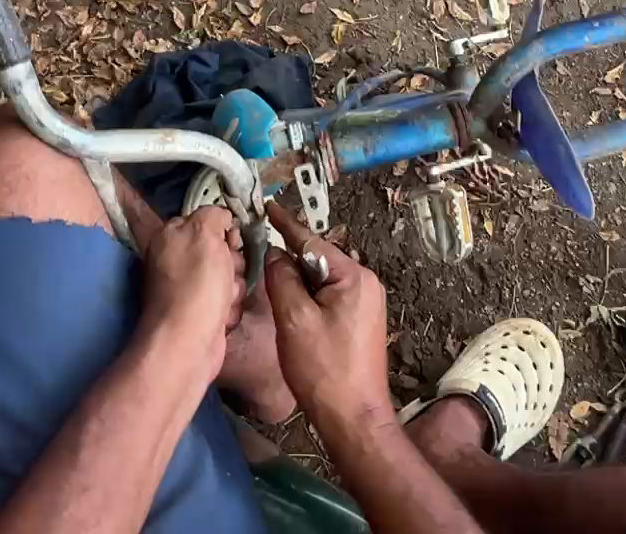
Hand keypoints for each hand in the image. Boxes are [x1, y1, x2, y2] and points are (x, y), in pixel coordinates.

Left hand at [139, 206, 243, 378]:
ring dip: (233, 287)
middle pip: (221, 250)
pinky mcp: (202, 313)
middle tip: (227, 271)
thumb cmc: (196, 283)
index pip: (204, 220)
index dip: (222, 229)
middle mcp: (176, 261)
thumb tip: (221, 216)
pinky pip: (228, 302)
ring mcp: (189, 289)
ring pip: (229, 276)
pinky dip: (229, 309)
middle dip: (232, 262)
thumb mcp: (205, 233)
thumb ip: (213, 214)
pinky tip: (223, 316)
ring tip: (224, 299)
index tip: (232, 239)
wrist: (187, 342)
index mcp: (170, 237)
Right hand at [263, 203, 393, 441]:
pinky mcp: (360, 320)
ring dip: (297, 282)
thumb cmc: (324, 371)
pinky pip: (328, 296)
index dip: (286, 225)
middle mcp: (365, 283)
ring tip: (272, 287)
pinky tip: (291, 308)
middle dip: (289, 260)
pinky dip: (308, 297)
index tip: (268, 205)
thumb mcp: (294, 320)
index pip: (312, 242)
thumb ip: (282, 279)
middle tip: (259, 256)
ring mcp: (366, 303)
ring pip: (322, 279)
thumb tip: (274, 252)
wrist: (354, 421)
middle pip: (318, 260)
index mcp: (354, 277)